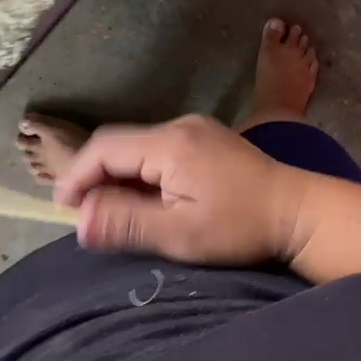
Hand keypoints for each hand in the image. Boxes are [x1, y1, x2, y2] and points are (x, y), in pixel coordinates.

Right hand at [53, 115, 315, 263]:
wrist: (298, 210)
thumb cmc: (239, 227)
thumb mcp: (180, 235)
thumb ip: (127, 223)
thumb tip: (77, 219)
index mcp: (170, 143)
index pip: (106, 147)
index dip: (77, 175)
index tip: (62, 208)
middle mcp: (180, 125)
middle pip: (122, 142)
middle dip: (96, 175)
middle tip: (82, 214)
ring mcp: (197, 128)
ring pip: (140, 145)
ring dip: (119, 174)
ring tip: (110, 211)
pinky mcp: (208, 138)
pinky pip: (160, 149)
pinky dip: (142, 171)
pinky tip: (145, 198)